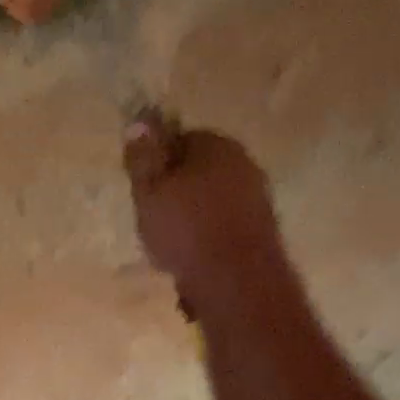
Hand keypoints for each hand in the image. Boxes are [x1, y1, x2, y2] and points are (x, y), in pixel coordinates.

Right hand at [123, 124, 293, 315]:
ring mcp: (256, 194)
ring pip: (212, 194)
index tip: (142, 186)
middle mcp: (243, 162)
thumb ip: (144, 157)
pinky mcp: (260, 225)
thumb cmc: (184, 230)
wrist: (235, 279)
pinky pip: (224, 219)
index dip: (158, 160)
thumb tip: (139, 120)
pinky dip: (207, 230)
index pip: (181, 138)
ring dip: (192, 210)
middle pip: (199, 166)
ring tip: (169, 238)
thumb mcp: (149, 192)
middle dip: (176, 185)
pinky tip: (191, 252)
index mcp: (216, 146)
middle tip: (151, 212)